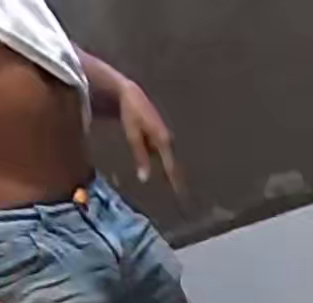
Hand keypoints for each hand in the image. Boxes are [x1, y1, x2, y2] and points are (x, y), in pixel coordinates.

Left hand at [119, 81, 183, 197]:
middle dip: (176, 182)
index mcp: (163, 140)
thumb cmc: (131, 113)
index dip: (175, 183)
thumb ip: (140, 157)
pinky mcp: (162, 137)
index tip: (180, 197)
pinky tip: (163, 175)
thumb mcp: (132, 135)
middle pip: (173, 166)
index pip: (171, 167)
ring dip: (171, 175)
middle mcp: (168, 141)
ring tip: (175, 191)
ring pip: (169, 161)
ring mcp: (166, 139)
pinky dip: (164, 166)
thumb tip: (145, 179)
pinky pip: (164, 156)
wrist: (131, 94)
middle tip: (182, 199)